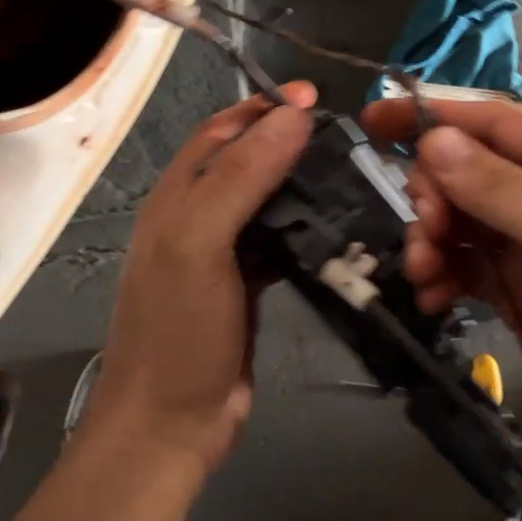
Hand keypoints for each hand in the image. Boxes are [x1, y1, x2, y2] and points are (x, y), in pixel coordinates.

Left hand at [88, 82, 317, 471]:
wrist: (171, 424)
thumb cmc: (179, 329)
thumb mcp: (200, 243)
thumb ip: (241, 176)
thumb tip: (293, 116)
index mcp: (175, 198)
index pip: (220, 132)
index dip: (263, 109)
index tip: (318, 96)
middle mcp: (195, 218)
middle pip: (245, 163)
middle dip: (287, 141)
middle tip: (344, 136)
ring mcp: (221, 256)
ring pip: (265, 203)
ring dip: (301, 185)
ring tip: (351, 173)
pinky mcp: (246, 288)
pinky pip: (278, 244)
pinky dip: (305, 230)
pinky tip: (338, 227)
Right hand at [362, 99, 521, 493]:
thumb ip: (503, 187)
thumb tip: (437, 141)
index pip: (499, 123)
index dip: (436, 118)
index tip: (375, 120)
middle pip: (473, 172)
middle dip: (436, 192)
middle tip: (425, 230)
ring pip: (464, 220)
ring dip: (434, 239)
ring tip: (426, 273)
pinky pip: (468, 267)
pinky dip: (444, 276)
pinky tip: (434, 299)